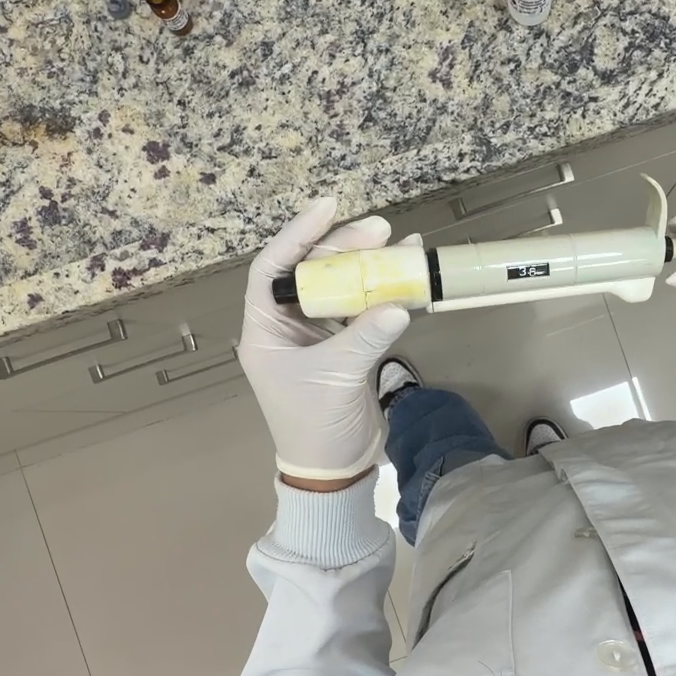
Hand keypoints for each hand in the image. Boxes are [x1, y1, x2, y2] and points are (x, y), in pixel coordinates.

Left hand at [239, 197, 412, 482]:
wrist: (336, 468)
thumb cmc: (315, 425)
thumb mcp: (335, 377)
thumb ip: (364, 337)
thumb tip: (399, 305)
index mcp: (267, 329)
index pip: (274, 269)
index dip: (298, 234)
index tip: (329, 206)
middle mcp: (289, 326)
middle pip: (313, 272)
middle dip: (344, 248)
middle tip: (380, 228)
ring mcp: (320, 336)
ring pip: (342, 289)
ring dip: (369, 268)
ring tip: (400, 243)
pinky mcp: (348, 348)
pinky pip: (365, 312)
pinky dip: (386, 296)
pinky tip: (409, 278)